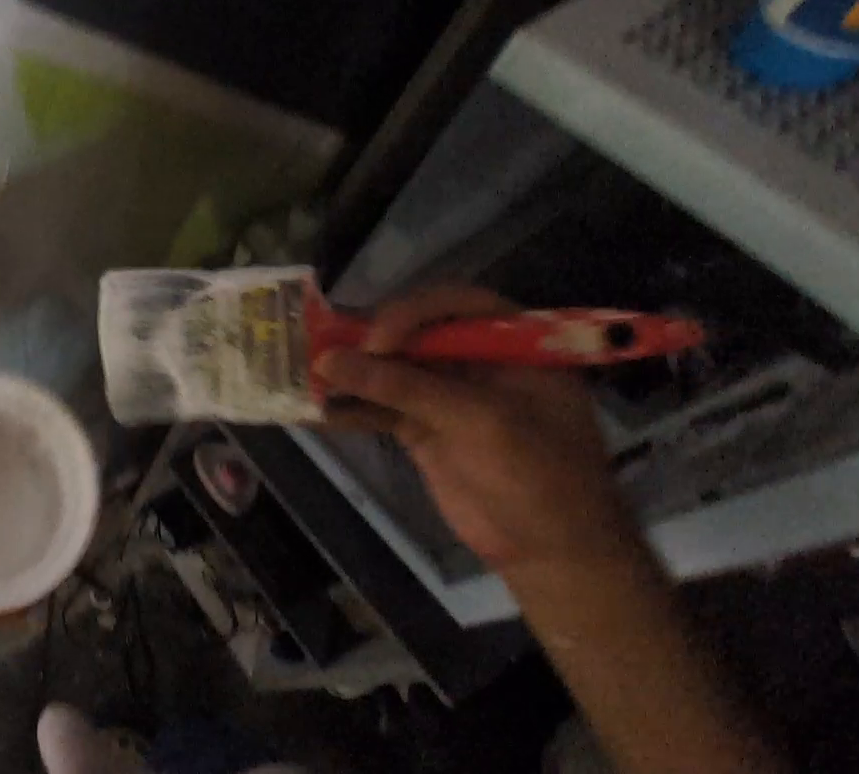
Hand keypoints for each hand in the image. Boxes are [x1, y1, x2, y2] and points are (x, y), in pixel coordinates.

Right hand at [315, 287, 642, 571]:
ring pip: (386, 369)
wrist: (554, 553)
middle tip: (326, 355)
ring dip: (347, 375)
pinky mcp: (420, 426)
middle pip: (409, 332)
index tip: (375, 341)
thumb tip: (326, 360)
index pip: (453, 304)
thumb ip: (402, 386)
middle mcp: (475, 361)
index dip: (409, 313)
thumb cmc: (539, 474)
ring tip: (304, 378)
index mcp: (511, 345)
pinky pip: (376, 407)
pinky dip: (346, 409)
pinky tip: (313, 412)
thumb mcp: (477, 421)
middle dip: (365, 343)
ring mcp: (445, 395)